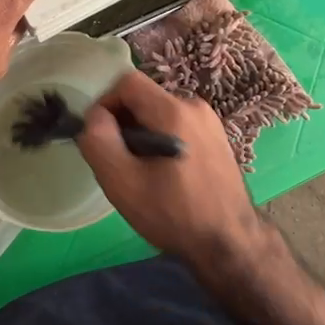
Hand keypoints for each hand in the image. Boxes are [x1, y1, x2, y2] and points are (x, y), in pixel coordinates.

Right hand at [78, 71, 261, 262]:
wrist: (230, 242)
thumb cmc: (175, 214)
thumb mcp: (124, 184)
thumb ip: (100, 143)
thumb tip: (94, 116)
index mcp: (174, 110)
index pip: (128, 82)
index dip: (105, 104)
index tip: (100, 138)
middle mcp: (195, 106)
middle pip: (145, 99)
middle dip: (124, 125)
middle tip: (120, 164)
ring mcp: (210, 121)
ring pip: (160, 114)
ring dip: (143, 136)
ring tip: (143, 176)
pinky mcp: (217, 137)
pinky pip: (178, 126)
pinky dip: (162, 142)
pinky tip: (165, 177)